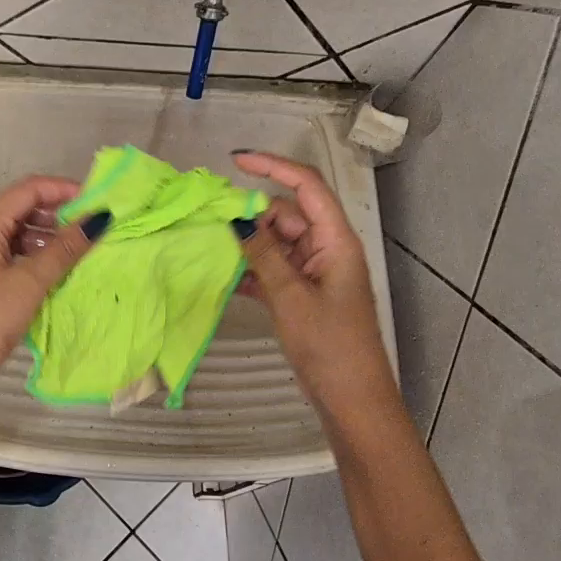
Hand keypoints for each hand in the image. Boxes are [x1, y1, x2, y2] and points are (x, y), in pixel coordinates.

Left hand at [0, 176, 104, 437]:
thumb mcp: (30, 283)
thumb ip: (64, 249)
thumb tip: (99, 220)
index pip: (27, 189)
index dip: (63, 189)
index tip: (97, 201)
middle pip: (20, 207)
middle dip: (57, 213)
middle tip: (91, 227)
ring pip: (14, 231)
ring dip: (45, 235)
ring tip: (77, 251)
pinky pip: (6, 252)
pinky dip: (31, 254)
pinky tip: (52, 270)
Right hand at [231, 152, 403, 425]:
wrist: (352, 400)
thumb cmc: (330, 346)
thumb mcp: (291, 297)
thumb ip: (263, 254)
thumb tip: (238, 217)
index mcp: (336, 240)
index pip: (306, 186)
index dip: (273, 167)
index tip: (235, 161)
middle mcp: (327, 249)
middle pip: (287, 214)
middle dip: (252, 213)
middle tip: (209, 219)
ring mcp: (315, 274)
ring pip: (276, 243)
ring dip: (248, 243)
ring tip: (209, 244)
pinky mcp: (303, 297)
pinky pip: (273, 270)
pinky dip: (251, 270)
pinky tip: (223, 275)